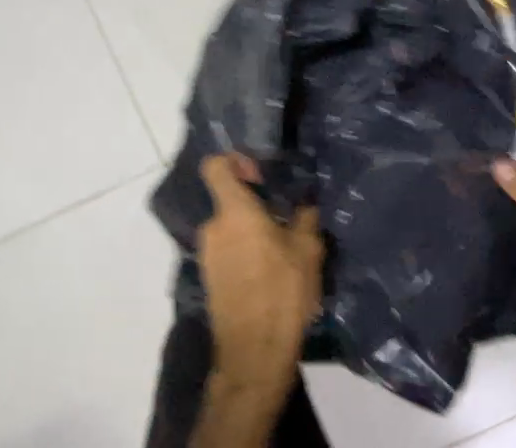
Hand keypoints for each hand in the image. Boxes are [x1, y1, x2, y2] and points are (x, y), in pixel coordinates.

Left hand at [197, 154, 322, 391]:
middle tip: (286, 223)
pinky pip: (228, 254)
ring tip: (283, 255)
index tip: (261, 177)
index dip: (235, 162)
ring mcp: (207, 256)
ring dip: (252, 235)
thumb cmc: (282, 292)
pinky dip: (245, 256)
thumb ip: (305, 218)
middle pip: (230, 203)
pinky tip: (270, 277)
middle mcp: (213, 229)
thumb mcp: (308, 251)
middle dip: (255, 208)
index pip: (216, 167)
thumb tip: (305, 203)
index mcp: (234, 212)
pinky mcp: (209, 280)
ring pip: (231, 231)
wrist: (254, 354)